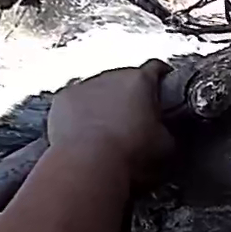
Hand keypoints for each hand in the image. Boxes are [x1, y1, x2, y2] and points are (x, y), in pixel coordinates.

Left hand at [45, 61, 175, 178]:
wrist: (89, 163)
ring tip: (108, 130)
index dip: (162, 77)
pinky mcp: (63, 99)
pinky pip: (76, 102)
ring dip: (105, 103)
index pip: (156, 68)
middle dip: (130, 95)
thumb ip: (168, 129)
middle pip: (125, 79)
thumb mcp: (166, 145)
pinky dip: (81, 113)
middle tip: (135, 120)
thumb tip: (165, 130)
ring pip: (99, 90)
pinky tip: (86, 133)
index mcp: (141, 81)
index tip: (163, 87)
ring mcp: (84, 85)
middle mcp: (112, 76)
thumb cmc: (130, 153)